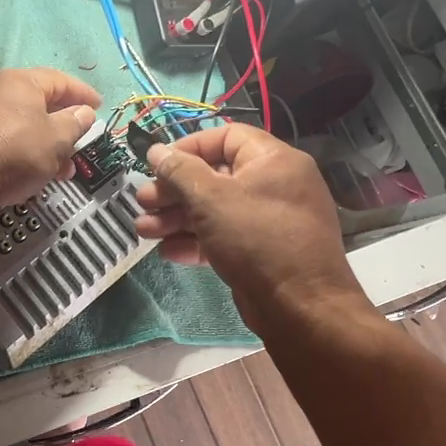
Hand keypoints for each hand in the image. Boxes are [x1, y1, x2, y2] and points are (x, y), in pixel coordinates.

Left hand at [0, 67, 100, 218]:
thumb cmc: (13, 154)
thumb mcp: (56, 139)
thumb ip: (74, 123)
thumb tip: (83, 112)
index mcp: (20, 81)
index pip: (60, 80)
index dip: (83, 93)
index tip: (99, 106)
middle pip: (41, 103)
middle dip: (65, 125)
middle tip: (82, 143)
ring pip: (25, 124)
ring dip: (48, 144)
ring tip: (64, 170)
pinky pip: (8, 138)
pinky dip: (27, 151)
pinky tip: (36, 174)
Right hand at [133, 123, 365, 337]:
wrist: (301, 309)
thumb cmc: (256, 240)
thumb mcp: (210, 199)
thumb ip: (179, 170)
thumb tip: (155, 150)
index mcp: (273, 161)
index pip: (225, 137)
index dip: (188, 147)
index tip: (158, 164)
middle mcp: (274, 185)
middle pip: (214, 175)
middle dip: (173, 190)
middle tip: (143, 201)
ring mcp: (269, 220)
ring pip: (214, 209)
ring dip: (176, 218)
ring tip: (144, 230)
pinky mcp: (261, 251)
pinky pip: (223, 235)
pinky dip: (195, 240)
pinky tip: (167, 251)